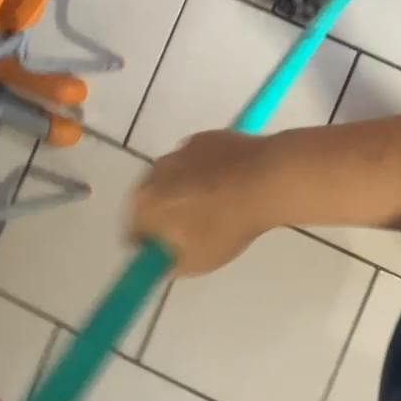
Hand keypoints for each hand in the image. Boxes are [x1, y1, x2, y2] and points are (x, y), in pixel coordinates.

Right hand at [130, 130, 280, 275]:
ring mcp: (182, 149)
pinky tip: (229, 182)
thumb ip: (168, 264)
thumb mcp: (195, 262)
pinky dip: (206, 170)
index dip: (149, 245)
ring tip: (217, 204)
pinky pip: (197, 160)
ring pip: (174, 177)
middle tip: (192, 230)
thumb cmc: (227, 225)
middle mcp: (155, 171)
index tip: (167, 252)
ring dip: (186, 189)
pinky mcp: (206, 136)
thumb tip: (162, 260)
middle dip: (166, 214)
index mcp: (145, 203)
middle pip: (151, 199)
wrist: (267, 179)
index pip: (133, 231)